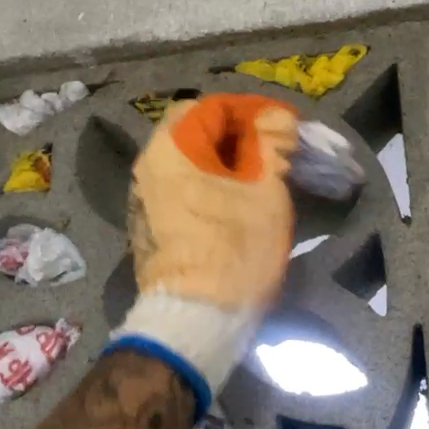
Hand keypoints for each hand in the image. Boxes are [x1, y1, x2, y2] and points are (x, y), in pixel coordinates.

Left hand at [107, 94, 299, 415]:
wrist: (195, 322)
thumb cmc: (234, 250)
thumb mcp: (265, 191)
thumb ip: (270, 144)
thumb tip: (276, 118)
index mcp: (171, 149)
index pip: (212, 106)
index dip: (253, 112)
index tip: (284, 128)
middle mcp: (148, 166)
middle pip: (196, 132)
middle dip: (239, 136)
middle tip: (276, 152)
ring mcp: (144, 198)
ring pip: (188, 161)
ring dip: (226, 161)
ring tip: (263, 176)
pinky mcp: (149, 225)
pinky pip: (181, 187)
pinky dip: (210, 184)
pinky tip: (238, 201)